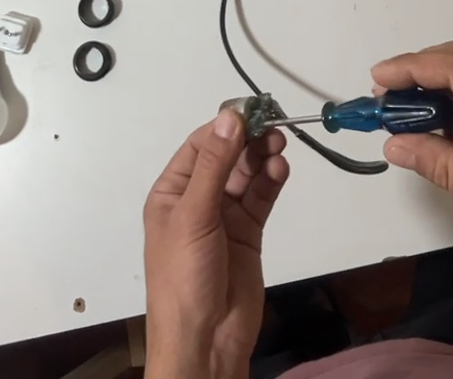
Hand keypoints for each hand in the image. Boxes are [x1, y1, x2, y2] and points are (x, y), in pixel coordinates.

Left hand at [142, 109, 289, 378]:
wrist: (204, 343)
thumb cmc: (183, 277)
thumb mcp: (194, 215)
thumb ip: (215, 165)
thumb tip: (230, 117)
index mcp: (172, 191)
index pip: (201, 146)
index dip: (225, 127)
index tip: (251, 110)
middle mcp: (198, 199)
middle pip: (227, 157)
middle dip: (248, 140)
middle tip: (273, 125)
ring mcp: (224, 216)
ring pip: (246, 175)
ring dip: (262, 157)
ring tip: (280, 143)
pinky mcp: (248, 234)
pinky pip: (261, 198)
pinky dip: (271, 181)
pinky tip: (280, 169)